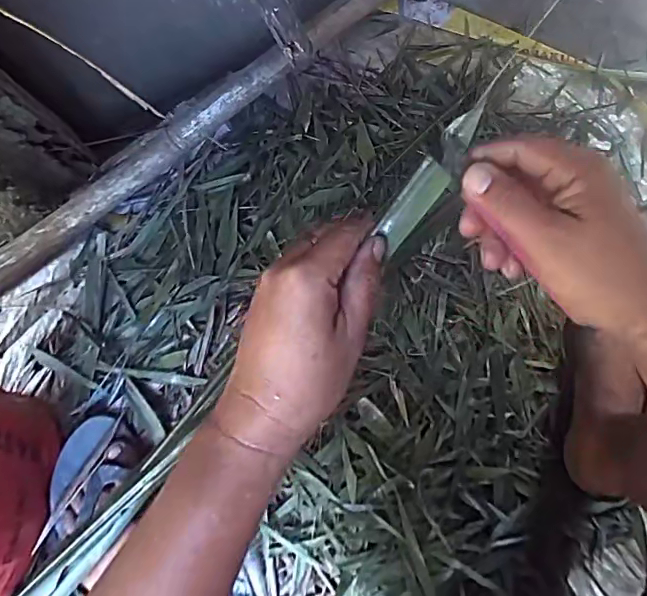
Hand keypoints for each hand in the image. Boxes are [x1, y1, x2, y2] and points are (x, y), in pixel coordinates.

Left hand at [214, 218, 383, 457]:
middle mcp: (283, 266)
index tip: (388, 235)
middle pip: (322, 233)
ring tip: (353, 277)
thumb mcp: (351, 334)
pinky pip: (293, 260)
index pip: (344, 234)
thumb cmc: (312, 383)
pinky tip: (328, 288)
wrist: (258, 416)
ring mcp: (268, 277)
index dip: (367, 230)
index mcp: (307, 275)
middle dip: (349, 236)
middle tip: (373, 260)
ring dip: (331, 247)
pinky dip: (314, 260)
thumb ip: (364, 283)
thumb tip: (375, 245)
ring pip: (307, 244)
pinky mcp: (261, 291)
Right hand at [459, 136, 646, 334]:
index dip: (485, 162)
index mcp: (577, 168)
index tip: (457, 187)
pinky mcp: (584, 227)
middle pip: (521, 177)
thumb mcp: (543, 240)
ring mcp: (584, 202)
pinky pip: (543, 222)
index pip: (520, 148)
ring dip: (503, 229)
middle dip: (492, 206)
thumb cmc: (597, 277)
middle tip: (468, 233)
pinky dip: (522, 241)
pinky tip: (512, 268)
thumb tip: (471, 172)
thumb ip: (504, 202)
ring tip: (492, 262)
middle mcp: (581, 177)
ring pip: (528, 203)